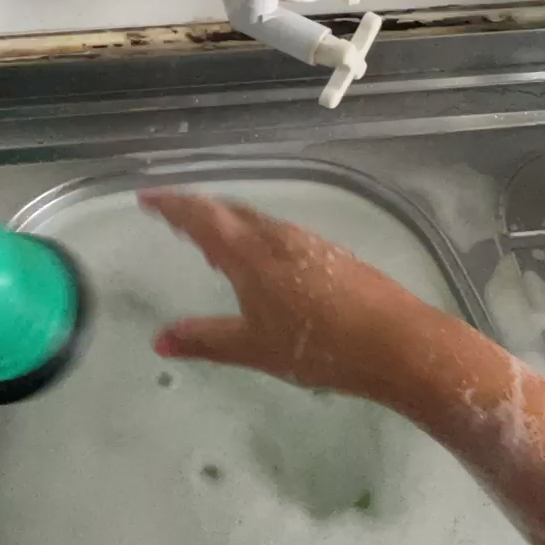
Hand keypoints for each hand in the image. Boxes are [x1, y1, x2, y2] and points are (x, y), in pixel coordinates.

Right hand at [139, 191, 443, 399]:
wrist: (398, 342)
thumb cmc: (318, 346)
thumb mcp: (253, 347)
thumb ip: (204, 340)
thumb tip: (159, 341)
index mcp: (251, 253)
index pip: (201, 216)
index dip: (170, 204)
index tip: (146, 197)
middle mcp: (276, 236)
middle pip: (228, 212)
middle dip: (197, 212)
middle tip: (175, 221)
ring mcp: (306, 242)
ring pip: (256, 222)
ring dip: (228, 227)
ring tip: (213, 249)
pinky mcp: (329, 254)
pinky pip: (277, 235)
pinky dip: (254, 240)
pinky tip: (262, 267)